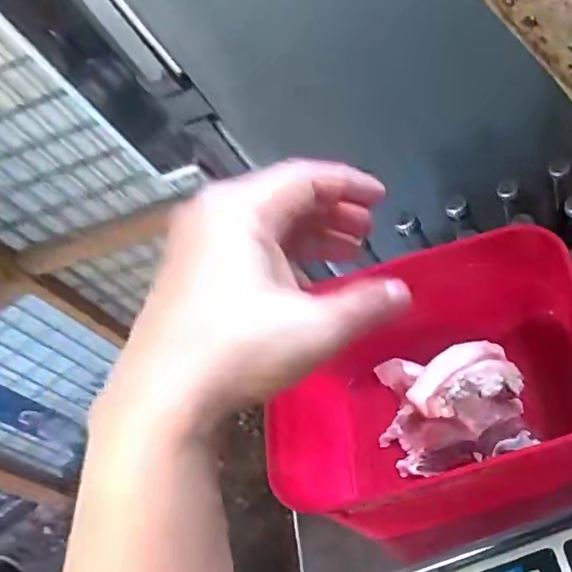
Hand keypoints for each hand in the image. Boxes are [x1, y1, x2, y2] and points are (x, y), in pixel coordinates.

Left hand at [99, 160, 411, 437]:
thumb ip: (368, 305)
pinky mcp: (197, 274)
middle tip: (370, 229)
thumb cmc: (242, 350)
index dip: (349, 184)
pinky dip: (289, 254)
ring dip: (313, 234)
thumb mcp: (319, 328)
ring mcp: (201, 244)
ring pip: (268, 224)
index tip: (381, 197)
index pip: (304, 178)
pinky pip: (252, 247)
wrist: (170, 392)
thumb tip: (402, 292)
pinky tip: (312, 280)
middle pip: (284, 197)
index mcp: (241, 211)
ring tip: (351, 251)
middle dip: (334, 211)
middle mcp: (215, 216)